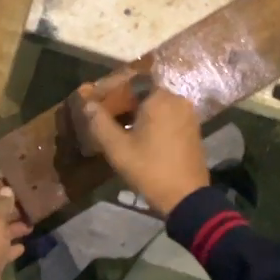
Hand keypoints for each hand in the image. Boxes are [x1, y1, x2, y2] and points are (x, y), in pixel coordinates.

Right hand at [80, 86, 209, 215]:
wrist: (186, 198)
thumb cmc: (150, 170)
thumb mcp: (118, 148)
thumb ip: (100, 122)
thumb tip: (87, 104)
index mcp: (160, 99)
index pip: (130, 81)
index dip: (109, 89)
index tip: (93, 99)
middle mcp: (177, 100)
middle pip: (142, 92)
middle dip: (120, 101)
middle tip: (100, 113)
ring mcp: (187, 114)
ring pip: (154, 104)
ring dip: (134, 111)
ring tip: (114, 125)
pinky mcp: (192, 128)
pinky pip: (166, 115)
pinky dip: (149, 120)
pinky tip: (135, 134)